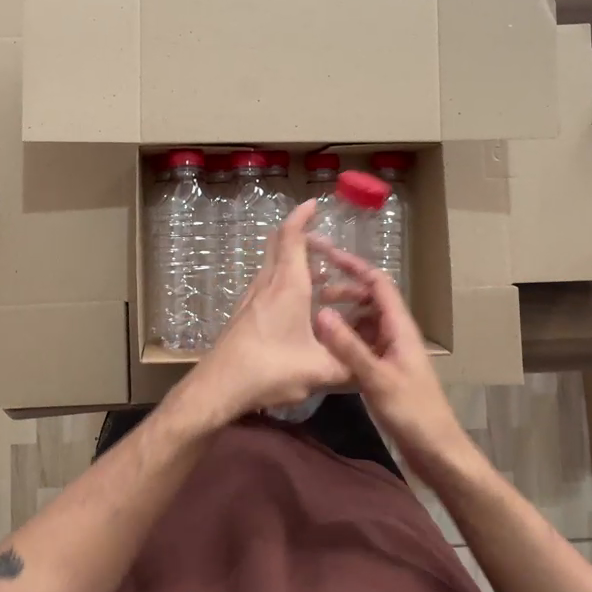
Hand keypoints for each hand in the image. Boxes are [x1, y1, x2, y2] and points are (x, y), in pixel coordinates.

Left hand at [177, 201, 350, 423]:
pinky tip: (301, 307)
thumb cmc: (270, 370)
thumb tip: (372, 364)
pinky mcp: (245, 314)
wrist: (219, 387)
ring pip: (274, 268)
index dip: (302, 217)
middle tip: (325, 243)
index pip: (292, 237)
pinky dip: (287, 283)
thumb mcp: (321, 371)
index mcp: (287, 286)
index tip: (314, 204)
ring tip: (323, 278)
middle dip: (302, 238)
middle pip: (280, 246)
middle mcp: (268, 284)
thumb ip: (350, 365)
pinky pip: (269, 285)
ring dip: (296, 265)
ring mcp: (252, 298)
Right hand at [309, 242, 467, 470]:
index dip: (354, 266)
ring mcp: (392, 353)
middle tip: (313, 294)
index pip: (379, 284)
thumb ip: (348, 346)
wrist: (436, 450)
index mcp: (401, 328)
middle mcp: (397, 334)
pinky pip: (363, 344)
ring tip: (315, 320)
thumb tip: (320, 313)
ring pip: (365, 322)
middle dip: (344, 291)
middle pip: (371, 299)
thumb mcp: (376, 378)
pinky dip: (346, 339)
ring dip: (343, 316)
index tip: (326, 254)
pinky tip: (327, 348)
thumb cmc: (412, 412)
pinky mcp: (386, 371)